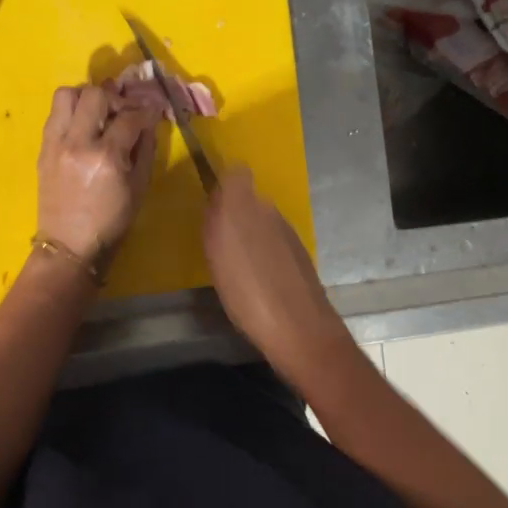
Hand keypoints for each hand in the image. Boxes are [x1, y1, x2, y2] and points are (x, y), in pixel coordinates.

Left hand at [37, 85, 159, 264]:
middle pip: (96, 94)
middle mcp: (78, 143)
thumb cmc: (111, 221)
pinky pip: (55, 113)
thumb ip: (145, 148)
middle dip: (115, 97)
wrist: (69, 245)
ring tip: (98, 113)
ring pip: (67, 94)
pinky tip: (82, 126)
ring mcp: (56, 143)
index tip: (152, 111)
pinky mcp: (43, 148)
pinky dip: (72, 112)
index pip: (129, 116)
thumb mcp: (140, 187)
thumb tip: (147, 121)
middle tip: (123, 111)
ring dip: (87, 97)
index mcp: (107, 157)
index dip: (145, 111)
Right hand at [203, 168, 352, 378]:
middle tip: (213, 239)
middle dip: (231, 212)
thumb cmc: (251, 291)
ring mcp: (288, 239)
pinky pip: (270, 247)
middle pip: (248, 200)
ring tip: (230, 264)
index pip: (237, 174)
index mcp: (251, 207)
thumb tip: (223, 183)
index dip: (223, 183)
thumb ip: (221, 210)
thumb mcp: (222, 248)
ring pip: (260, 223)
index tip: (208, 203)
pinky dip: (259, 257)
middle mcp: (272, 215)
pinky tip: (252, 282)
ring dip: (245, 236)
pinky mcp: (297, 262)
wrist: (300, 332)